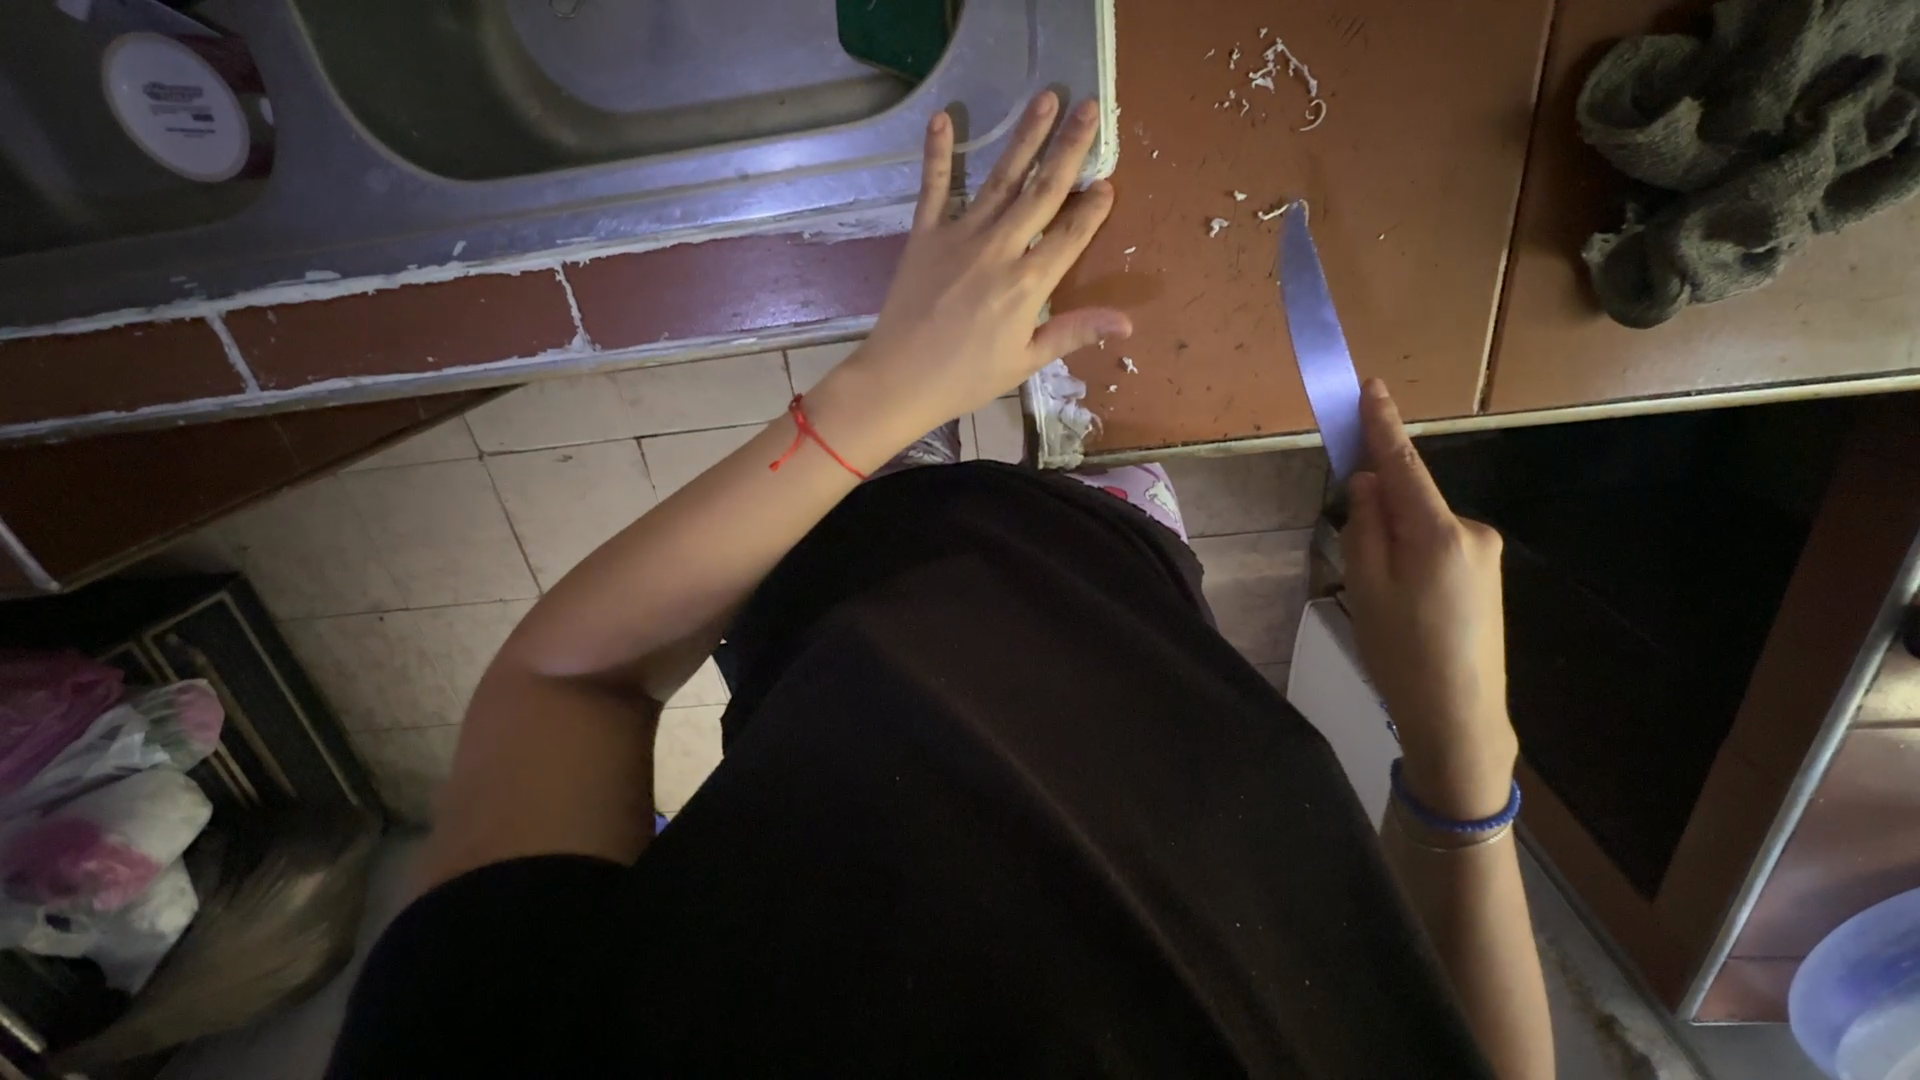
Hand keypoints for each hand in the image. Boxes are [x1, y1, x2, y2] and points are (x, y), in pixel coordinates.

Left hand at [834, 91, 1131, 433]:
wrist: (899, 380)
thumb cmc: (966, 378)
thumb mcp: (1026, 361)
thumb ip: (1074, 332)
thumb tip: (1127, 324)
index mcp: (1028, 284)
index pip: (1071, 234)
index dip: (1093, 207)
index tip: (1109, 180)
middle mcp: (999, 249)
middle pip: (1042, 192)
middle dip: (1069, 149)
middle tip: (1090, 108)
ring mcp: (960, 237)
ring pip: (1000, 178)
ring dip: (1025, 137)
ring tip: (1046, 98)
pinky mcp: (924, 235)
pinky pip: (935, 188)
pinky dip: (938, 154)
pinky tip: (943, 119)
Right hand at [1341, 379, 1517, 820]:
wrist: (1460, 717)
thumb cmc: (1402, 652)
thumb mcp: (1366, 586)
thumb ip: (1363, 524)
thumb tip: (1368, 481)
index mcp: (1438, 532)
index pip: (1403, 464)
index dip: (1382, 425)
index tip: (1369, 386)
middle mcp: (1471, 531)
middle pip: (1410, 499)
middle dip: (1378, 510)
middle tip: (1358, 566)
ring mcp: (1486, 554)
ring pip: (1422, 527)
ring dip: (1394, 542)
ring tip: (1383, 601)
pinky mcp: (1487, 576)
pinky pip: (1438, 547)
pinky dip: (1412, 558)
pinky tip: (1405, 606)